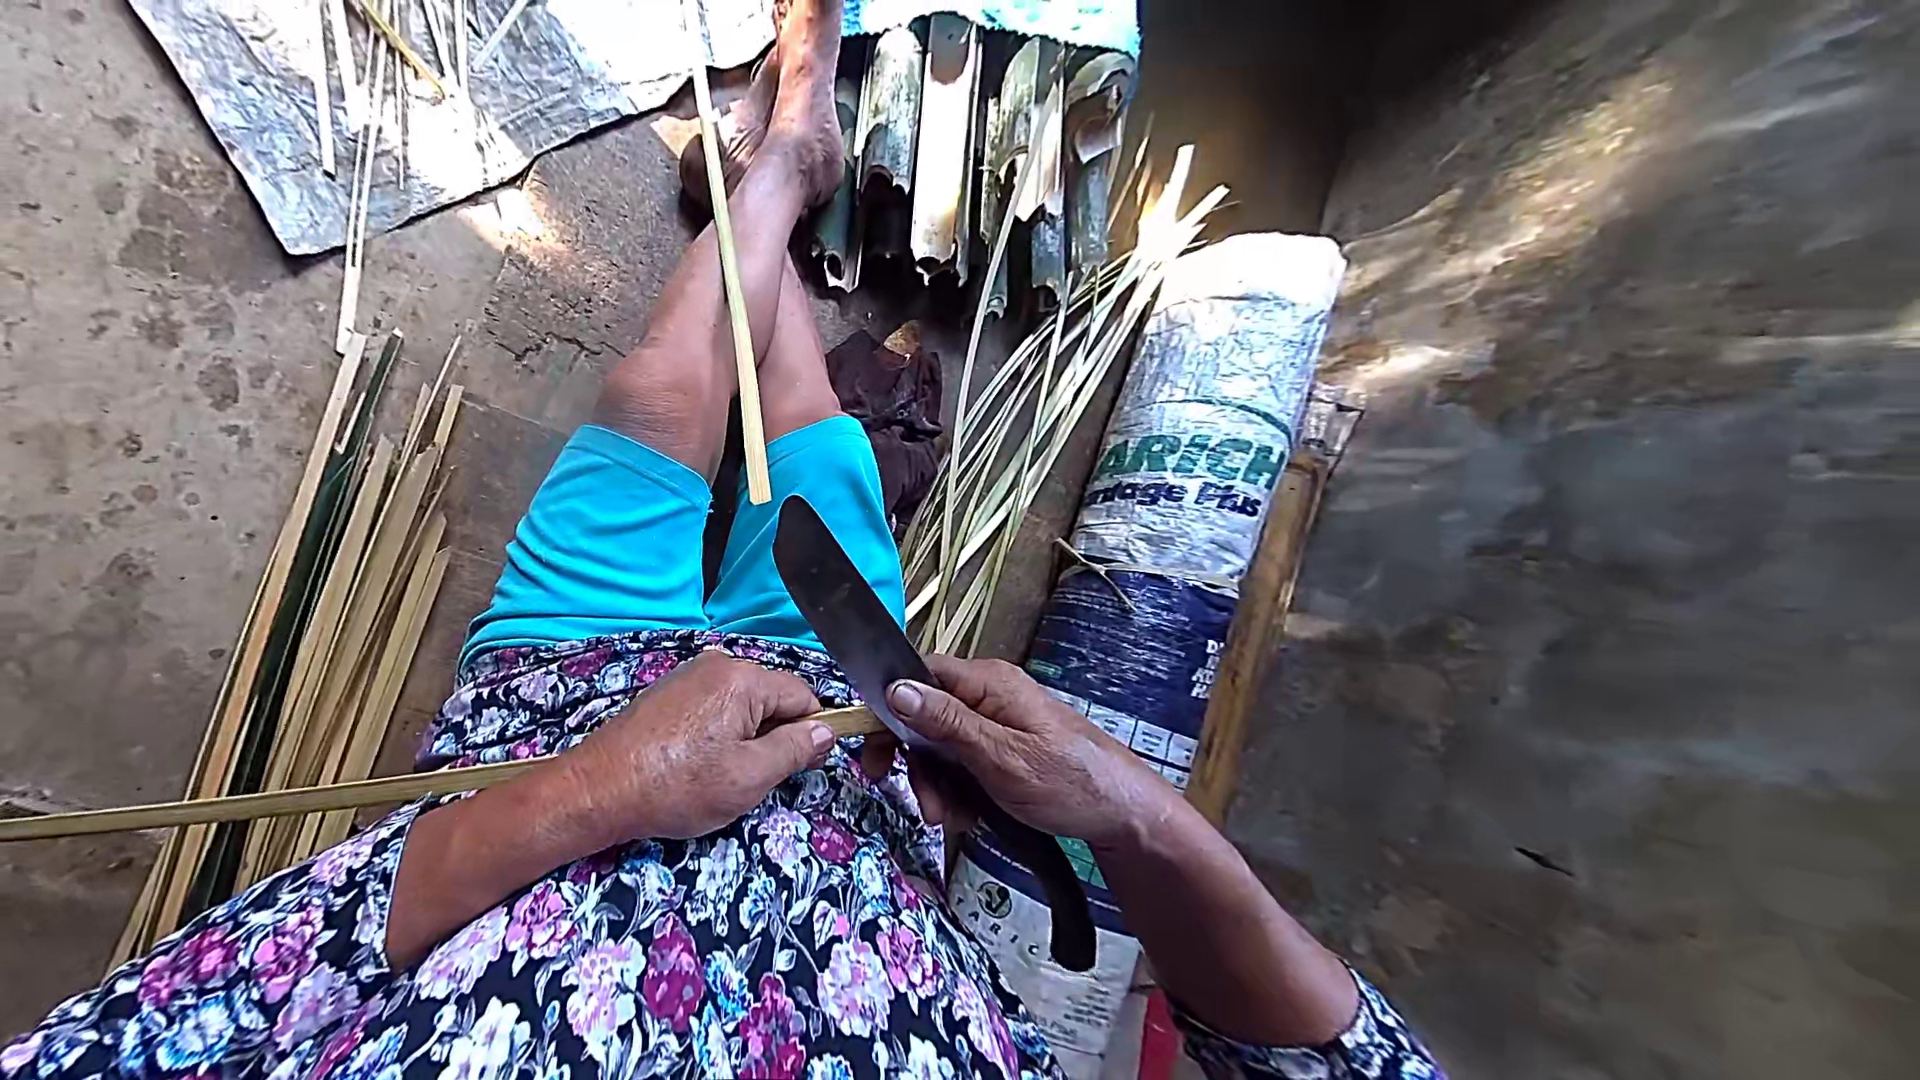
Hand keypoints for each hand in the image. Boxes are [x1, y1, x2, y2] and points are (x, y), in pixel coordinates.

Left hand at [558, 650, 833, 848]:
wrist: (593, 791)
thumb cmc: (676, 787)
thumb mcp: (749, 777)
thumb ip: (795, 749)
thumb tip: (826, 731)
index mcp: (744, 678)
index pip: (803, 695)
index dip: (809, 731)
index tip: (797, 765)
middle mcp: (720, 663)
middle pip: (773, 697)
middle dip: (774, 734)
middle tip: (753, 775)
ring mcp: (692, 673)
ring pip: (746, 702)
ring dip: (747, 733)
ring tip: (720, 770)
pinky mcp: (671, 688)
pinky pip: (717, 702)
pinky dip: (720, 728)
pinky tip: (697, 758)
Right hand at [885, 654, 1178, 847]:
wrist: (1122, 815)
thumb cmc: (1067, 782)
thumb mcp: (1001, 757)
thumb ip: (947, 723)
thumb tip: (895, 688)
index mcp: (989, 681)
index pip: (921, 675)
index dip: (891, 707)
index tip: (875, 753)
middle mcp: (990, 693)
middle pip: (928, 715)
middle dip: (920, 762)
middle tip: (925, 804)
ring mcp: (998, 720)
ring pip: (944, 744)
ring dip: (939, 783)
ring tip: (954, 817)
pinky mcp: (1005, 745)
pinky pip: (965, 760)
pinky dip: (959, 788)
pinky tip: (970, 814)